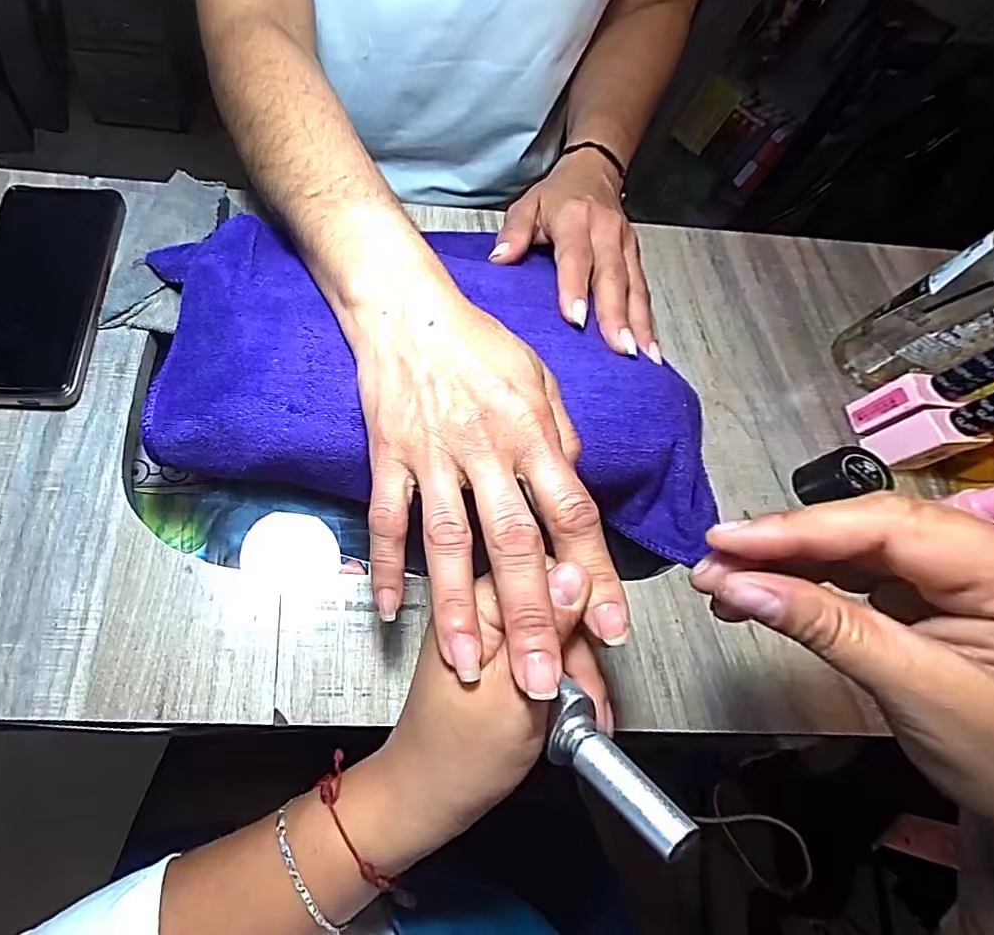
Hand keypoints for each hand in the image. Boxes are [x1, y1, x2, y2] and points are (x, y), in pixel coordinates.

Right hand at [352, 286, 629, 698]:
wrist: (405, 313)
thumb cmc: (475, 340)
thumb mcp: (537, 375)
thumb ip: (560, 433)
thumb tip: (574, 479)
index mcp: (529, 431)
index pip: (570, 512)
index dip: (592, 574)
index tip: (609, 629)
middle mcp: (483, 450)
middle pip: (511, 542)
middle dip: (529, 616)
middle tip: (543, 681)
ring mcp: (430, 456)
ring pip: (445, 541)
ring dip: (456, 606)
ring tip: (467, 664)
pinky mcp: (386, 456)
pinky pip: (385, 517)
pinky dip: (384, 563)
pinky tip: (388, 606)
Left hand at [370, 574, 612, 860]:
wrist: (432, 788)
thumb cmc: (460, 748)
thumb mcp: (515, 686)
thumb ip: (545, 626)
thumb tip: (573, 572)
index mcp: (473, 599)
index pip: (543, 569)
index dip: (580, 605)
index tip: (599, 642)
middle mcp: (474, 605)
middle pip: (550, 603)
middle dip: (580, 652)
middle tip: (589, 696)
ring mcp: (483, 629)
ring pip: (552, 633)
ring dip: (576, 675)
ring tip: (584, 716)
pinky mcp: (492, 653)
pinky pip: (540, 653)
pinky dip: (562, 683)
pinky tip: (572, 713)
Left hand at [491, 147, 655, 362]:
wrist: (592, 171)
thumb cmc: (555, 196)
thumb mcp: (525, 206)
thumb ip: (513, 233)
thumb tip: (499, 258)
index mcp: (576, 221)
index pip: (576, 259)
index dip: (576, 289)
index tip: (576, 318)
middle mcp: (607, 233)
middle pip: (613, 278)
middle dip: (617, 316)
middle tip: (618, 348)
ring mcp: (625, 245)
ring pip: (635, 287)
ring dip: (640, 323)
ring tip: (642, 354)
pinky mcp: (635, 256)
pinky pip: (643, 290)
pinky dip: (648, 318)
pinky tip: (650, 344)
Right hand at [689, 496, 993, 931]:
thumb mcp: (929, 699)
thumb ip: (829, 628)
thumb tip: (738, 584)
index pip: (894, 527)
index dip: (798, 528)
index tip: (724, 540)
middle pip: (872, 530)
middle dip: (784, 544)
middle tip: (712, 561)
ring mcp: (978, 584)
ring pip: (858, 550)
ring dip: (785, 563)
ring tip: (723, 580)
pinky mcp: (946, 604)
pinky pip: (862, 577)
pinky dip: (806, 584)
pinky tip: (764, 594)